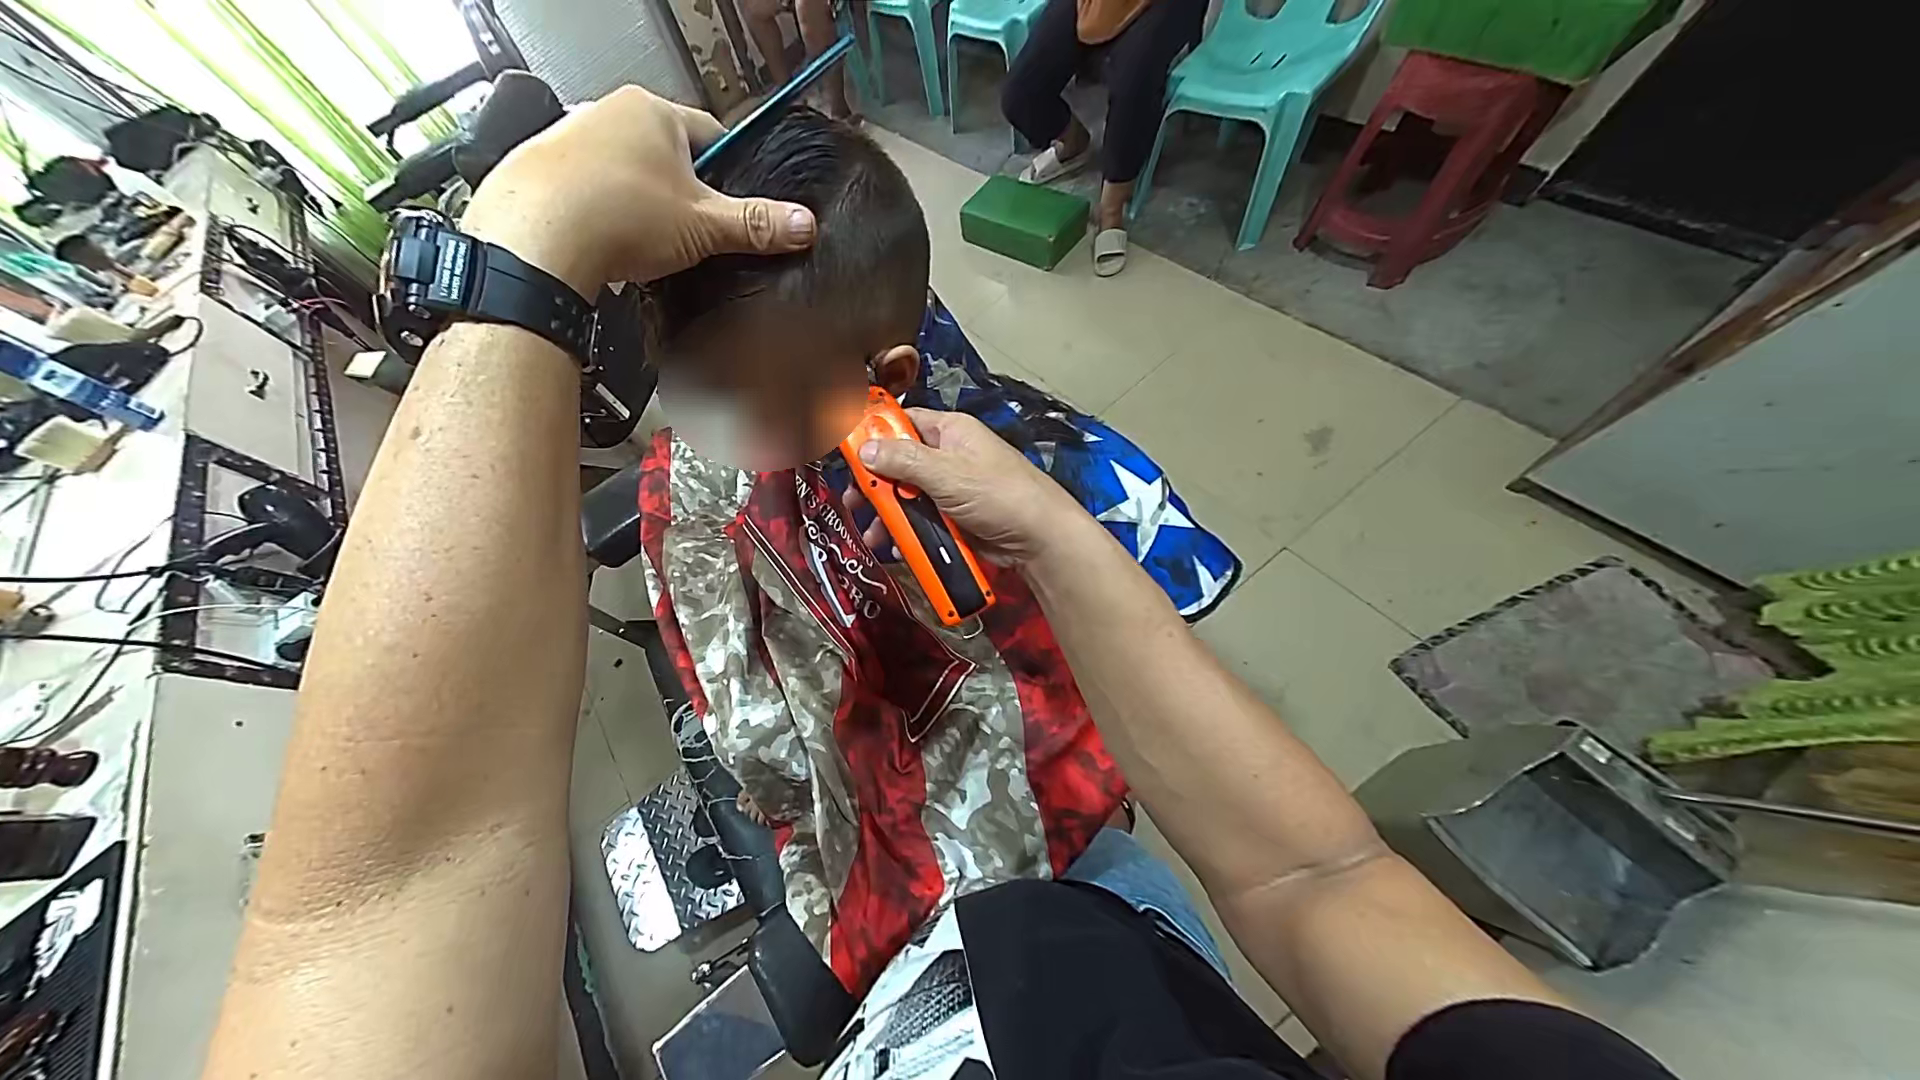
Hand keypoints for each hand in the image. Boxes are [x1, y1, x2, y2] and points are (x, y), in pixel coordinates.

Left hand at [460, 85, 815, 294]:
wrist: (537, 238)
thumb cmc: (617, 214)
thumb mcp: (705, 224)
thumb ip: (757, 224)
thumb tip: (803, 224)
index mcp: (652, 112)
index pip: (713, 134)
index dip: (730, 172)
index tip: (734, 201)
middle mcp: (608, 112)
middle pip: (669, 154)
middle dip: (685, 192)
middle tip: (695, 230)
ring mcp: (572, 137)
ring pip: (629, 172)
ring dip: (645, 202)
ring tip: (652, 241)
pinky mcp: (546, 170)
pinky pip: (594, 189)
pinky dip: (609, 213)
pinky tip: (615, 243)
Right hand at [846, 409, 1088, 567]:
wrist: (1039, 540)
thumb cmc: (1002, 495)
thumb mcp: (947, 473)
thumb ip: (904, 461)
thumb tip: (866, 449)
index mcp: (950, 432)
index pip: (902, 422)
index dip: (873, 433)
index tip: (846, 449)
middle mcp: (948, 457)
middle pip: (898, 463)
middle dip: (876, 484)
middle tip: (855, 499)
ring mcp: (951, 490)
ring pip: (907, 496)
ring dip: (888, 513)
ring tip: (873, 530)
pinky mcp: (954, 518)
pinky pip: (921, 520)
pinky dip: (908, 531)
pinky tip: (896, 544)